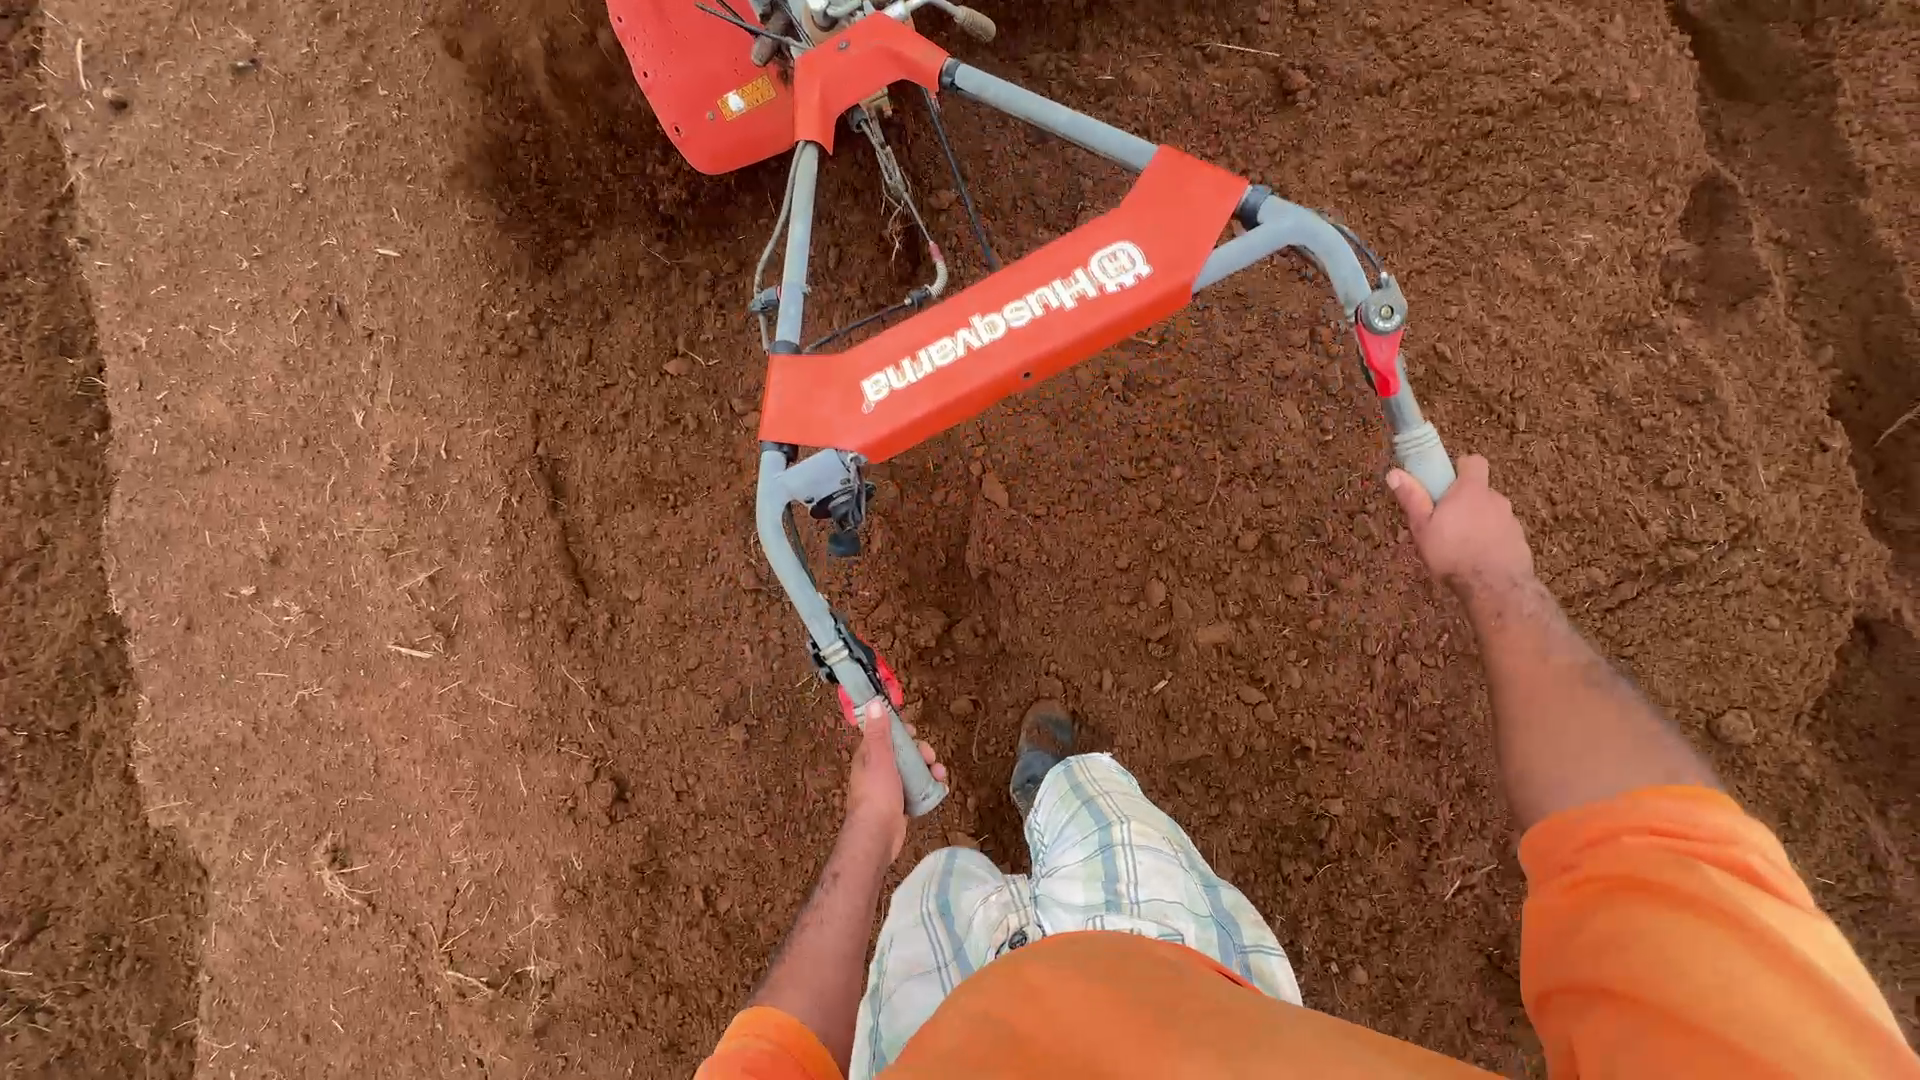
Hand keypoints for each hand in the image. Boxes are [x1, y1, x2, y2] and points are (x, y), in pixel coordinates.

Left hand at [844, 699, 946, 860]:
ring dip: (928, 770)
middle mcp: (877, 771)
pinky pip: (917, 791)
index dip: (901, 732)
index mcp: (868, 757)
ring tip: (940, 775)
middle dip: (920, 752)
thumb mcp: (879, 757)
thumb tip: (874, 703)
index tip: (913, 733)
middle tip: (931, 757)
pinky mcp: (899, 805)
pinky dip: (928, 788)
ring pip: (912, 772)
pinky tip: (940, 789)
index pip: (885, 736)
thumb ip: (879, 732)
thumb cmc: (877, 794)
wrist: (877, 835)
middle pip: (903, 754)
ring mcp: (889, 789)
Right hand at [1386, 454, 1533, 596]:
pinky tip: (1475, 559)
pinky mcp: (1519, 540)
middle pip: (1478, 491)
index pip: (1473, 462)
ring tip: (1457, 546)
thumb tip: (1394, 472)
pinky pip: (1500, 532)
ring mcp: (1510, 520)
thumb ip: (1412, 498)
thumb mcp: (1422, 526)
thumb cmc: (1451, 553)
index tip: (1444, 484)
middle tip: (1442, 523)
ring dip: (1475, 522)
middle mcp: (1495, 499)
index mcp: (1470, 491)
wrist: (1494, 586)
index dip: (1459, 468)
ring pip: (1489, 513)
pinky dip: (1489, 540)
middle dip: (1463, 501)